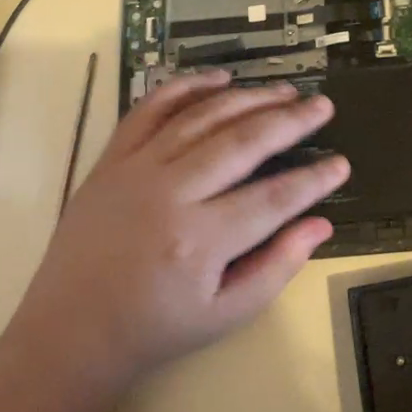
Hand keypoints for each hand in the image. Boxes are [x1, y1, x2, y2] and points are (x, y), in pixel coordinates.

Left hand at [18, 71, 347, 385]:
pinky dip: (185, 88)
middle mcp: (170, 195)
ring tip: (284, 90)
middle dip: (289, 121)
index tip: (341, 163)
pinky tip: (220, 79)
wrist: (70, 331)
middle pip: (242, 143)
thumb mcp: (225, 315)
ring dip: (248, 98)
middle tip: (322, 106)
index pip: (273, 198)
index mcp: (200, 241)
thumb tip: (321, 223)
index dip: (313, 179)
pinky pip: (149, 110)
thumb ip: (277, 267)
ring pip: (202, 118)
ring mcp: (136, 171)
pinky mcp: (111, 160)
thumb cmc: (155, 328)